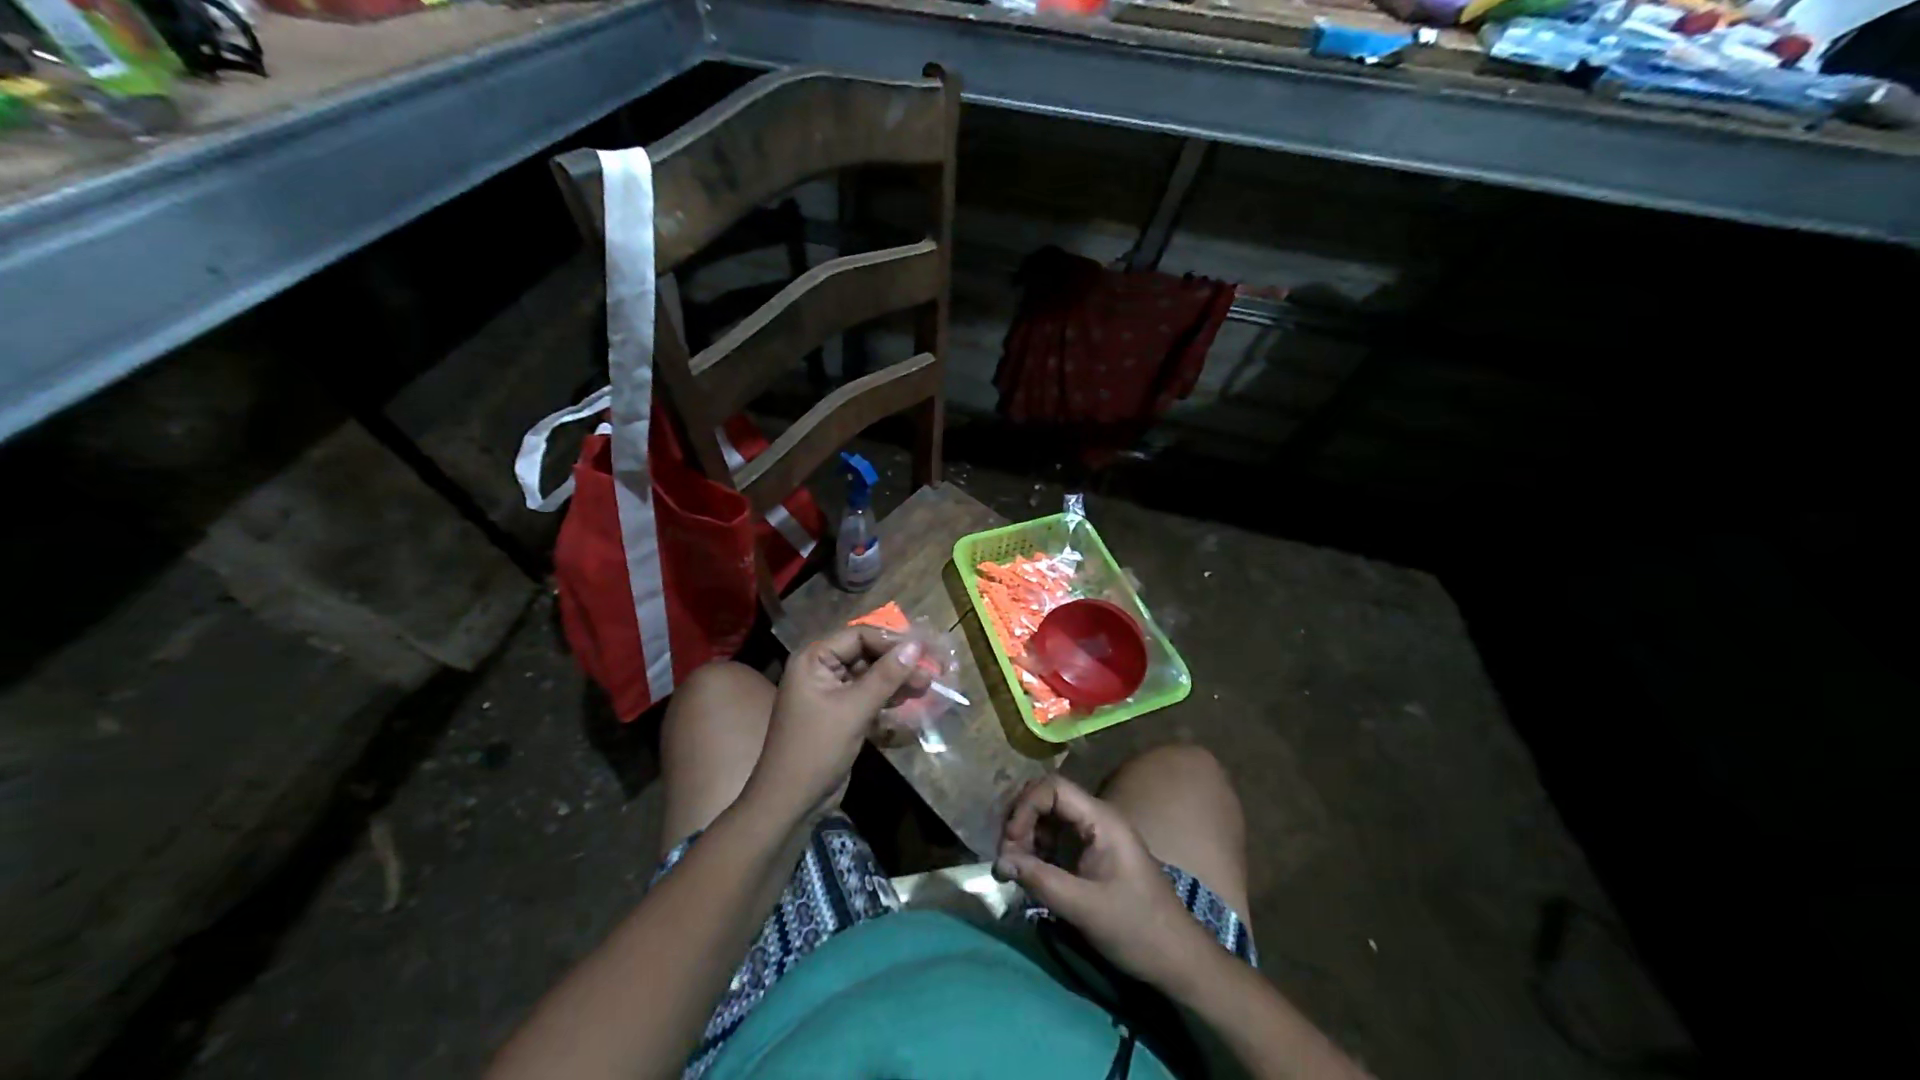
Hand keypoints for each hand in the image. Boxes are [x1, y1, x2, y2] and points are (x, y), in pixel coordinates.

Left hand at [742, 626, 929, 821]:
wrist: (789, 800)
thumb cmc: (817, 748)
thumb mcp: (855, 709)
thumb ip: (886, 675)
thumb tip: (915, 645)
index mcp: (814, 658)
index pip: (859, 635)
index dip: (893, 641)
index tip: (925, 650)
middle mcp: (819, 669)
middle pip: (866, 654)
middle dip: (898, 663)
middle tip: (931, 673)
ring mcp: (829, 692)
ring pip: (869, 676)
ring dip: (896, 681)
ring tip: (926, 687)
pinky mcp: (838, 713)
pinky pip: (866, 696)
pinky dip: (886, 697)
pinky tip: (908, 702)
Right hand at [995, 775, 1216, 989]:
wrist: (1177, 958)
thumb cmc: (1136, 928)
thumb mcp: (1084, 907)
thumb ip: (1040, 879)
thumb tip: (999, 862)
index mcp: (1102, 819)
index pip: (1053, 787)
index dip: (1025, 807)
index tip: (1010, 842)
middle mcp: (1097, 818)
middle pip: (1047, 798)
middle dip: (1021, 821)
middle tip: (1007, 856)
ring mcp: (1094, 836)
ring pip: (1049, 818)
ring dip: (1026, 837)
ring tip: (1014, 867)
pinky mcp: (1091, 855)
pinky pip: (1056, 839)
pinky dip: (1037, 851)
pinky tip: (1028, 873)